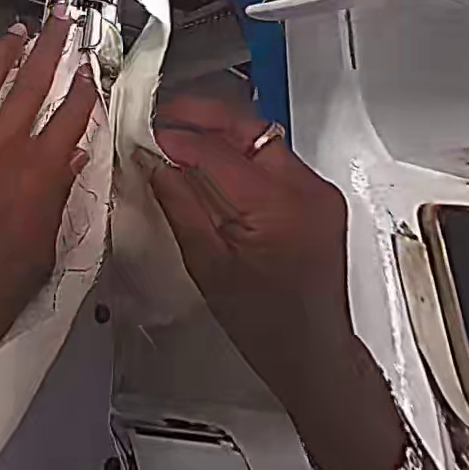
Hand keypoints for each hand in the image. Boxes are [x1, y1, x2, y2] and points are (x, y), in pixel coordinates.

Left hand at [0, 15, 96, 444]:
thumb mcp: (43, 248)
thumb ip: (58, 195)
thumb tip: (72, 159)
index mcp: (39, 171)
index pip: (72, 114)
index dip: (86, 88)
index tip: (91, 71)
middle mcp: (3, 145)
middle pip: (34, 81)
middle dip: (52, 45)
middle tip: (62, 20)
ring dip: (5, 51)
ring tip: (18, 30)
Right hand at [143, 96, 356, 403]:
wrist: (314, 354)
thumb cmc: (265, 325)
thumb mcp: (209, 266)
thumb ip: (180, 206)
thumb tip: (156, 164)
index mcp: (279, 208)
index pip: (220, 153)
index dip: (180, 140)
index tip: (151, 138)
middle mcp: (307, 190)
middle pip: (249, 129)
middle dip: (204, 116)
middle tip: (167, 115)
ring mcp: (317, 191)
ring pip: (262, 138)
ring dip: (222, 132)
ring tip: (183, 134)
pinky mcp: (317, 196)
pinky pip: (274, 158)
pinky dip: (240, 153)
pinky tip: (212, 161)